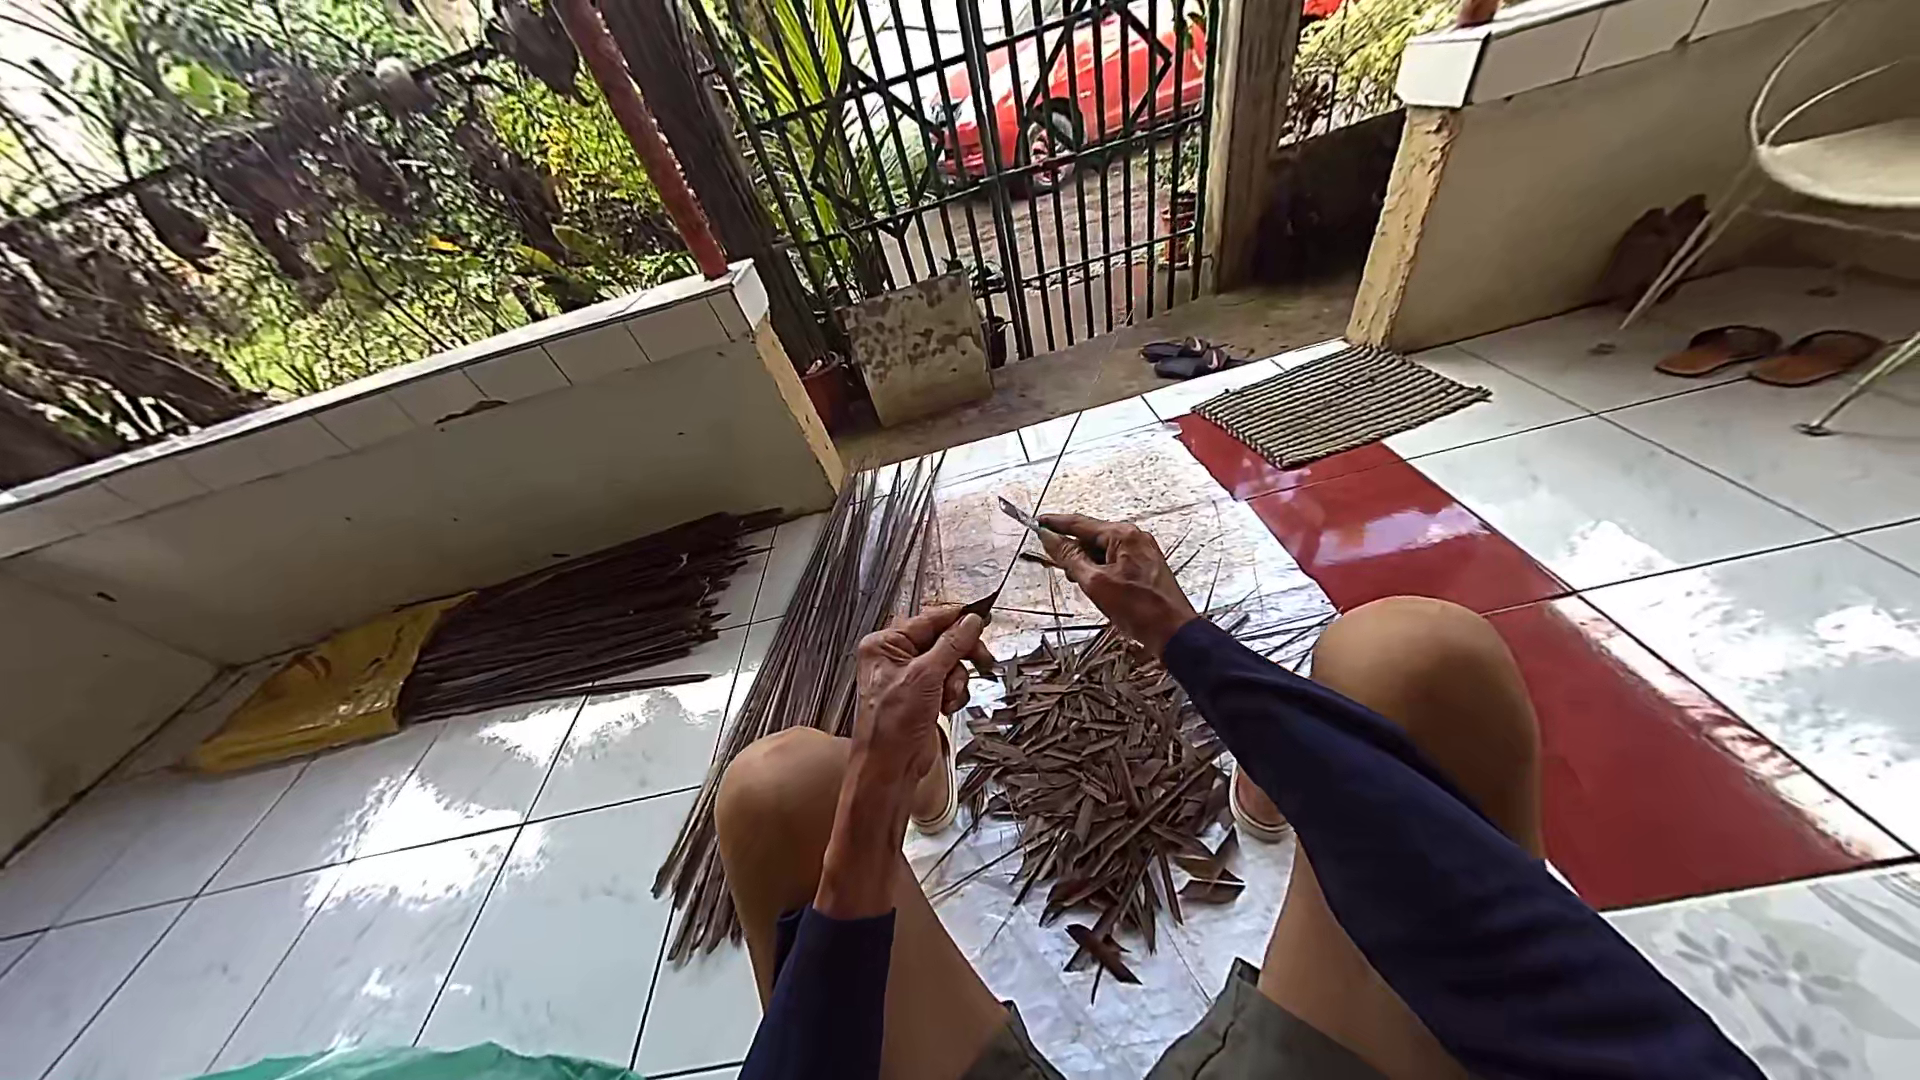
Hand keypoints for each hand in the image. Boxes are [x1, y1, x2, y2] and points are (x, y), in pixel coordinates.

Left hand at [851, 605, 994, 782]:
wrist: (890, 768)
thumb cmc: (890, 725)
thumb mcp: (925, 676)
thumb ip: (951, 645)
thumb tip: (970, 622)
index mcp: (885, 644)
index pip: (928, 620)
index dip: (956, 619)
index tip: (981, 617)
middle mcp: (896, 657)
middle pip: (943, 641)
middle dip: (961, 654)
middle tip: (982, 659)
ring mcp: (910, 677)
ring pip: (950, 663)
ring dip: (957, 679)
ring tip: (949, 695)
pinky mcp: (923, 696)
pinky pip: (949, 682)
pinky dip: (954, 694)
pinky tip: (947, 707)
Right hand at [1038, 513, 1198, 656]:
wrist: (1173, 632)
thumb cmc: (1141, 609)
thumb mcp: (1095, 583)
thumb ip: (1069, 558)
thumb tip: (1050, 539)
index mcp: (1123, 535)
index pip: (1080, 523)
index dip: (1055, 524)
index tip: (1038, 522)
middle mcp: (1134, 538)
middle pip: (1091, 537)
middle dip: (1072, 551)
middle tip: (1058, 566)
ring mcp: (1141, 551)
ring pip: (1101, 551)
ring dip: (1086, 564)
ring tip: (1082, 585)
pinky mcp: (1144, 566)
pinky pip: (1113, 561)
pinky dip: (1100, 571)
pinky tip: (1097, 588)